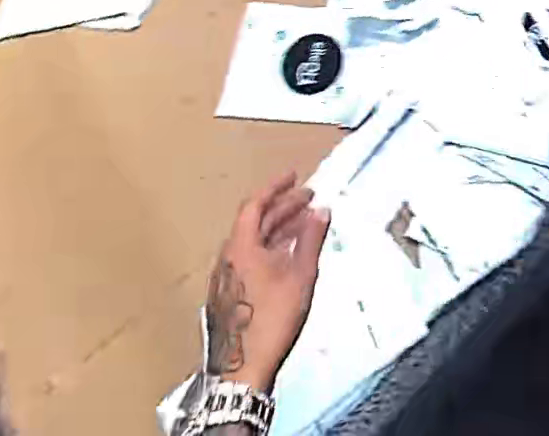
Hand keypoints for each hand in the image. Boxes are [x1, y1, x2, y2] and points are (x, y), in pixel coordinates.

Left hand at [204, 172, 328, 392]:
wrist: (241, 372)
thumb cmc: (273, 317)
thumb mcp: (301, 275)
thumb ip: (311, 239)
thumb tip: (322, 209)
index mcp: (240, 248)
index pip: (254, 205)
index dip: (275, 187)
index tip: (294, 175)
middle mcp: (228, 258)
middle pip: (255, 222)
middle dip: (283, 207)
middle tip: (309, 198)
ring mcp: (225, 279)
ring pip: (253, 241)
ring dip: (279, 228)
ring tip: (306, 224)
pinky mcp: (228, 295)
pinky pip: (250, 257)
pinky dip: (271, 246)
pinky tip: (290, 253)